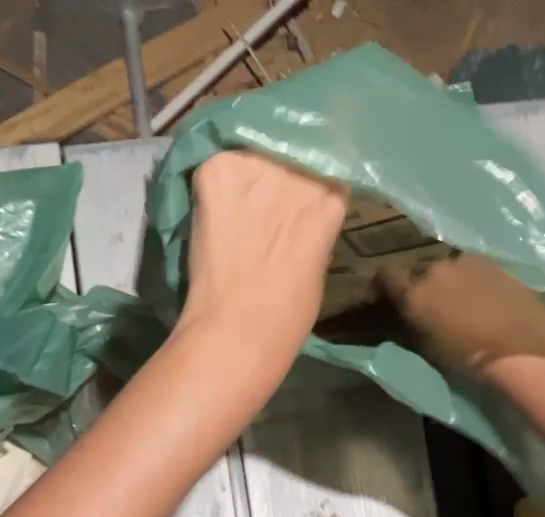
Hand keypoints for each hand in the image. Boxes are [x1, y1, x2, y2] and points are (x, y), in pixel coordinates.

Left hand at [178, 151, 348, 363]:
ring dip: (244, 180)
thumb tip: (299, 218)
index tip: (296, 208)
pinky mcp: (218, 169)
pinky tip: (213, 213)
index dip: (307, 190)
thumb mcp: (319, 265)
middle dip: (276, 180)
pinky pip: (216, 168)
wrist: (237, 329)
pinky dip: (213, 186)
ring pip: (250, 160)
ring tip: (235, 214)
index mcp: (331, 196)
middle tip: (262, 213)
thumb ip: (315, 229)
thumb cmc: (287, 316)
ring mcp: (255, 164)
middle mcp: (298, 169)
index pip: (323, 173)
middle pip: (287, 159)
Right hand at [381, 253, 544, 372]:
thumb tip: (406, 317)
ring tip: (461, 301)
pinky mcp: (494, 263)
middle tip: (432, 305)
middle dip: (422, 285)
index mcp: (414, 294)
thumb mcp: (429, 349)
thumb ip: (412, 327)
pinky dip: (473, 280)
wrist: (522, 350)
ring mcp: (467, 262)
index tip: (389, 297)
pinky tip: (484, 298)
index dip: (385, 285)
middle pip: (420, 270)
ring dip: (450, 281)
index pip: (385, 276)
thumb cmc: (469, 360)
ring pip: (448, 267)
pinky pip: (473, 268)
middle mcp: (436, 269)